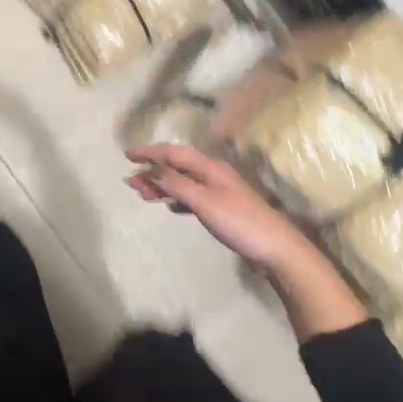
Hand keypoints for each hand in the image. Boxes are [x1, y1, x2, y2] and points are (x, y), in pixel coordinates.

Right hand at [124, 144, 311, 271]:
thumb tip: (154, 168)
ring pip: (183, 183)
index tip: (127, 154)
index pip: (174, 154)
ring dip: (162, 186)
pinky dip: (177, 199)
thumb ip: (178, 185)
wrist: (275, 249)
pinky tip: (169, 207)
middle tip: (129, 181)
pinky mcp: (222, 210)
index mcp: (211, 168)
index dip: (150, 152)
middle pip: (177, 167)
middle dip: (153, 171)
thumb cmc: (240, 222)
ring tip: (142, 194)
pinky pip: (192, 198)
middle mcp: (214, 175)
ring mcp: (219, 193)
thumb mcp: (205, 202)